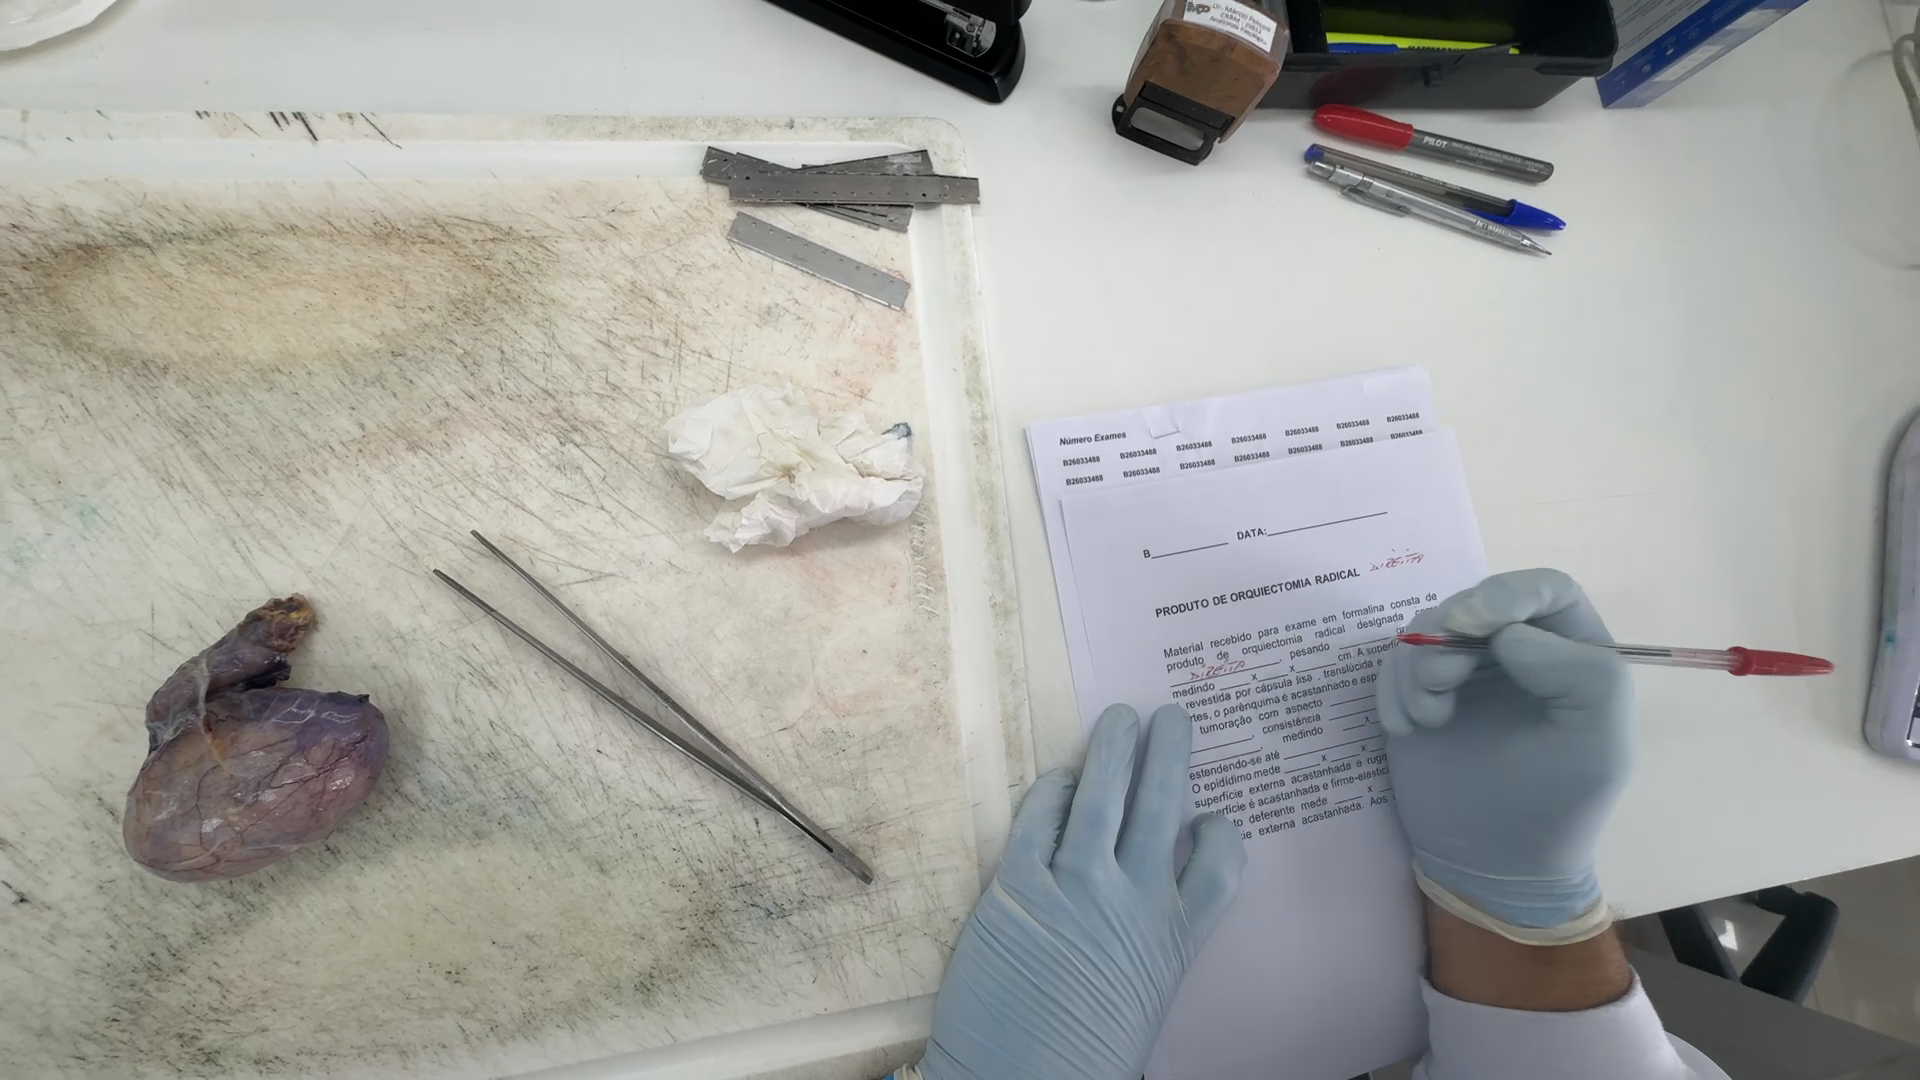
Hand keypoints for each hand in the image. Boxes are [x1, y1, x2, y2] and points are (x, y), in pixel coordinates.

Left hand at [912, 705, 1246, 1079]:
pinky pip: (1041, 817)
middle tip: (1172, 715)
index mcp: (1171, 940)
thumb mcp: (1140, 998)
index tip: (1214, 818)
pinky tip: (1060, 780)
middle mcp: (1132, 902)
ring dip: (1115, 749)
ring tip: (1122, 717)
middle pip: (1162, 807)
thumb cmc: (1081, 1054)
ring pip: (1104, 797)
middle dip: (1171, 754)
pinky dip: (1054, 790)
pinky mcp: (1019, 884)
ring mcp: (1076, 887)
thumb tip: (1144, 882)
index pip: (1219, 866)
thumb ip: (1148, 937)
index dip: (1221, 834)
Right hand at [1376, 569, 1631, 938]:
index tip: (1468, 624)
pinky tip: (1406, 729)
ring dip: (1414, 673)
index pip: (1541, 588)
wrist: (1486, 856)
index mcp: (1570, 652)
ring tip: (1427, 720)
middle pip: (1467, 604)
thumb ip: (1581, 677)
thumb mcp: (1595, 746)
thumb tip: (1507, 636)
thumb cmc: (1553, 802)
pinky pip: (1389, 663)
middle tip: (1439, 690)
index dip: (1504, 593)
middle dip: (1444, 643)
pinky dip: (1391, 692)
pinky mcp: (1414, 689)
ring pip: (1420, 631)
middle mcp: (1512, 649)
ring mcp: (1460, 668)